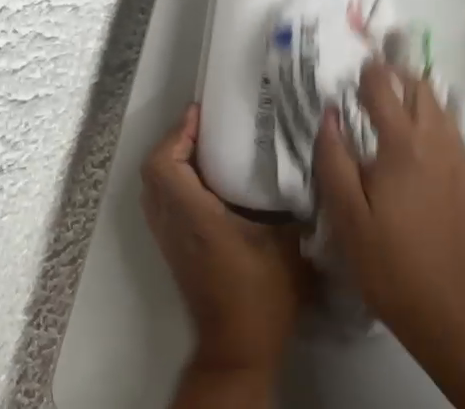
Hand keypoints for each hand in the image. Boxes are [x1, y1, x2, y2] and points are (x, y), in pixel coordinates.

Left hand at [142, 104, 310, 377]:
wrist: (238, 350)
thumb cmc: (264, 298)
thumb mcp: (289, 247)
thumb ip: (298, 207)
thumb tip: (312, 171)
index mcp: (198, 218)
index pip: (165, 166)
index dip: (177, 134)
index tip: (200, 115)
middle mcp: (175, 226)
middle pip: (152, 172)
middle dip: (173, 142)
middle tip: (204, 127)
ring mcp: (170, 241)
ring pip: (154, 189)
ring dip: (172, 162)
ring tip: (206, 147)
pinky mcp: (175, 253)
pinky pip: (162, 205)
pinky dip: (175, 183)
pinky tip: (208, 182)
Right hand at [313, 61, 464, 344]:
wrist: (445, 303)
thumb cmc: (386, 259)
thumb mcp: (345, 213)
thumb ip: (334, 158)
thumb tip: (330, 114)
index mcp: (403, 144)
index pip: (385, 87)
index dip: (369, 72)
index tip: (355, 68)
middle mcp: (437, 141)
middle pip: (421, 88)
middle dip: (398, 75)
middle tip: (374, 81)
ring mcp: (460, 159)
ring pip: (442, 108)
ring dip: (418, 96)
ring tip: (395, 106)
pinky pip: (453, 134)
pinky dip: (434, 123)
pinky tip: (419, 145)